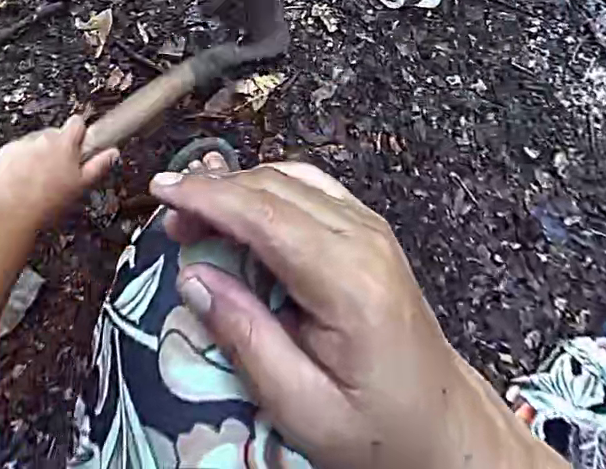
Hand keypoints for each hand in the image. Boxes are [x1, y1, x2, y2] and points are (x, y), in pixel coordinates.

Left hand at [0, 115, 117, 230]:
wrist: (11, 217)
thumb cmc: (47, 204)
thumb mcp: (80, 186)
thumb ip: (98, 165)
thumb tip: (113, 152)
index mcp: (65, 143)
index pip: (77, 122)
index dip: (78, 134)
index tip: (76, 146)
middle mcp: (43, 138)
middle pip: (54, 134)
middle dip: (56, 148)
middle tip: (56, 171)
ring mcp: (22, 144)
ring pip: (34, 142)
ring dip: (37, 154)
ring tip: (35, 179)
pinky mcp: (5, 152)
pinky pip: (16, 150)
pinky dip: (18, 160)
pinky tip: (20, 179)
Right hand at [150, 163, 558, 468]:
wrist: (444, 423)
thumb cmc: (376, 428)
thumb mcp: (303, 407)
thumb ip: (245, 336)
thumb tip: (193, 277)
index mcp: (347, 281)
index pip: (264, 215)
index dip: (208, 196)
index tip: (161, 189)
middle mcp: (362, 237)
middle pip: (273, 188)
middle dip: (213, 189)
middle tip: (168, 213)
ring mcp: (369, 225)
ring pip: (290, 178)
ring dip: (237, 185)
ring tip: (195, 210)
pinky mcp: (368, 227)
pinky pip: (310, 186)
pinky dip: (267, 186)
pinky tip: (242, 203)